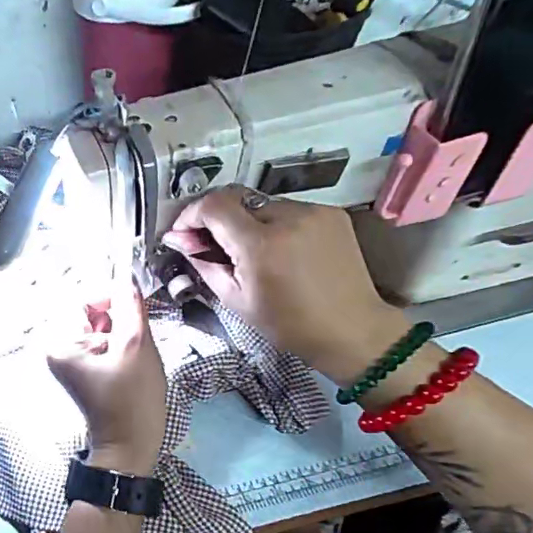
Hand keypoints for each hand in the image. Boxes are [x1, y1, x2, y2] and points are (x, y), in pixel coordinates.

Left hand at [46, 276, 167, 476]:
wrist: (132, 446)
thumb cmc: (132, 399)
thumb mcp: (136, 346)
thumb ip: (131, 307)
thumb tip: (127, 280)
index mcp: (61, 344)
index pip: (82, 300)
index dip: (110, 297)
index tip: (133, 307)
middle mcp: (60, 350)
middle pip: (92, 314)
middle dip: (119, 319)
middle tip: (138, 337)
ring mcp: (73, 363)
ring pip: (102, 329)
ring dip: (123, 334)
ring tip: (137, 355)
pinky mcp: (87, 372)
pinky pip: (104, 345)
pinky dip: (121, 347)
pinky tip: (133, 363)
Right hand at [161, 187, 408, 382]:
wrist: (351, 329)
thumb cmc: (291, 325)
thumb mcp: (238, 301)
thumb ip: (206, 264)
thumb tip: (181, 239)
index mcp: (260, 245)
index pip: (214, 205)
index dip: (192, 214)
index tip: (185, 231)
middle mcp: (288, 218)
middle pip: (238, 203)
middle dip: (222, 222)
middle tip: (217, 248)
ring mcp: (313, 212)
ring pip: (264, 205)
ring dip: (252, 224)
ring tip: (257, 255)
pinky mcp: (331, 213)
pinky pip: (291, 210)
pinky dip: (279, 225)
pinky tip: (285, 252)